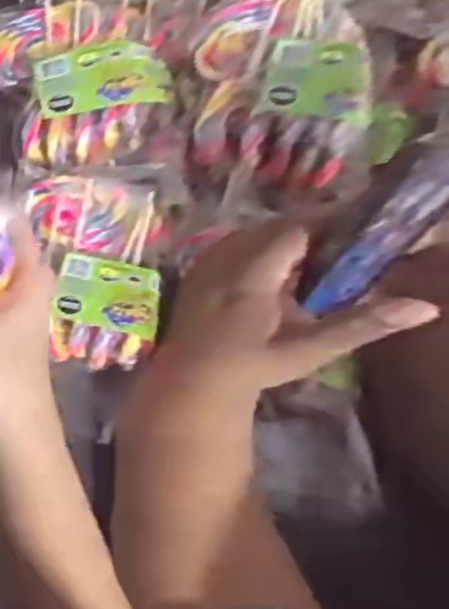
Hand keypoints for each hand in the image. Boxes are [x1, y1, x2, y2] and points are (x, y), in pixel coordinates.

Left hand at [153, 223, 439, 406]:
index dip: (322, 224)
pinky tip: (263, 269)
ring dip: (266, 239)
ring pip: (233, 241)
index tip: (354, 226)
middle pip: (259, 233)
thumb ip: (362, 324)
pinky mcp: (185, 290)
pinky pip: (213, 257)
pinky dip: (240, 251)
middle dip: (298, 229)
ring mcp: (196, 281)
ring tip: (302, 253)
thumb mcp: (308, 350)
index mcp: (248, 284)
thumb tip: (426, 307)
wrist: (184, 385)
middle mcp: (218, 275)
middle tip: (333, 240)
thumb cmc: (247, 369)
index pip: (287, 235)